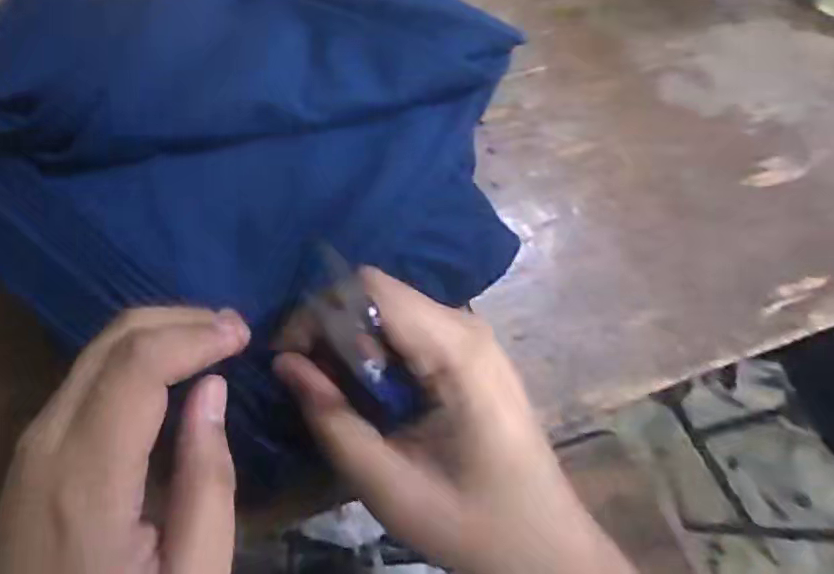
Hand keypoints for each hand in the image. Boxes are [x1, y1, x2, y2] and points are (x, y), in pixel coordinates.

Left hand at [0, 308, 249, 573]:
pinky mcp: (30, 452)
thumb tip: (212, 389)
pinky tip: (168, 371)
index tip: (242, 334)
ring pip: (96, 351)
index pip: (138, 362)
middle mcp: (48, 439)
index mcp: (86, 476)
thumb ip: (207, 485)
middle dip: (178, 321)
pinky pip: (85, 378)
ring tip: (210, 341)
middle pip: (113, 341)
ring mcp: (32, 443)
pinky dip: (132, 358)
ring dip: (156, 335)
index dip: (193, 335)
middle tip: (233, 328)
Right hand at [274, 271, 632, 573]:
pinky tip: (372, 391)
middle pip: (375, 291)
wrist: (550, 555)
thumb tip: (283, 362)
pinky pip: (403, 323)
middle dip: (330, 325)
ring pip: (386, 304)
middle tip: (312, 379)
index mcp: (455, 348)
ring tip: (339, 389)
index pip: (370, 287)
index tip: (293, 358)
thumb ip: (331, 419)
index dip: (320, 311)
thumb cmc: (474, 527)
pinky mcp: (466, 347)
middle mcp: (463, 323)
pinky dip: (373, 346)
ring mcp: (468, 332)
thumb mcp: (390, 487)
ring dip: (350, 337)